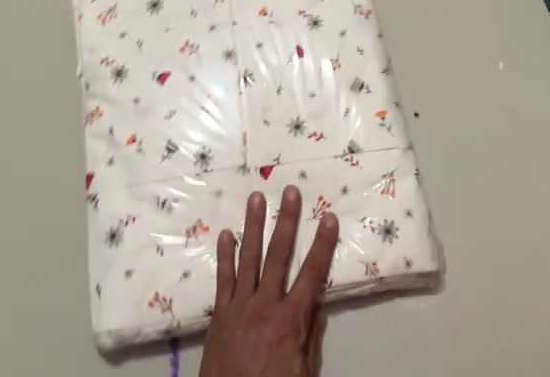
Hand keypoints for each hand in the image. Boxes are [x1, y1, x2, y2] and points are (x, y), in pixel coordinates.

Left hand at [199, 186, 340, 376]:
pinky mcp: (220, 313)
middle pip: (279, 255)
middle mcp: (265, 305)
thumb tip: (317, 304)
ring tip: (257, 197)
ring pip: (248, 258)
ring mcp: (239, 306)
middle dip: (287, 221)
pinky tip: (225, 233)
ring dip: (253, 226)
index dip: (322, 245)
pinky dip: (224, 255)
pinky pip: (223, 279)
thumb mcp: (303, 373)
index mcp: (290, 320)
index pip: (312, 275)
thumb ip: (310, 338)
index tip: (329, 217)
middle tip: (291, 191)